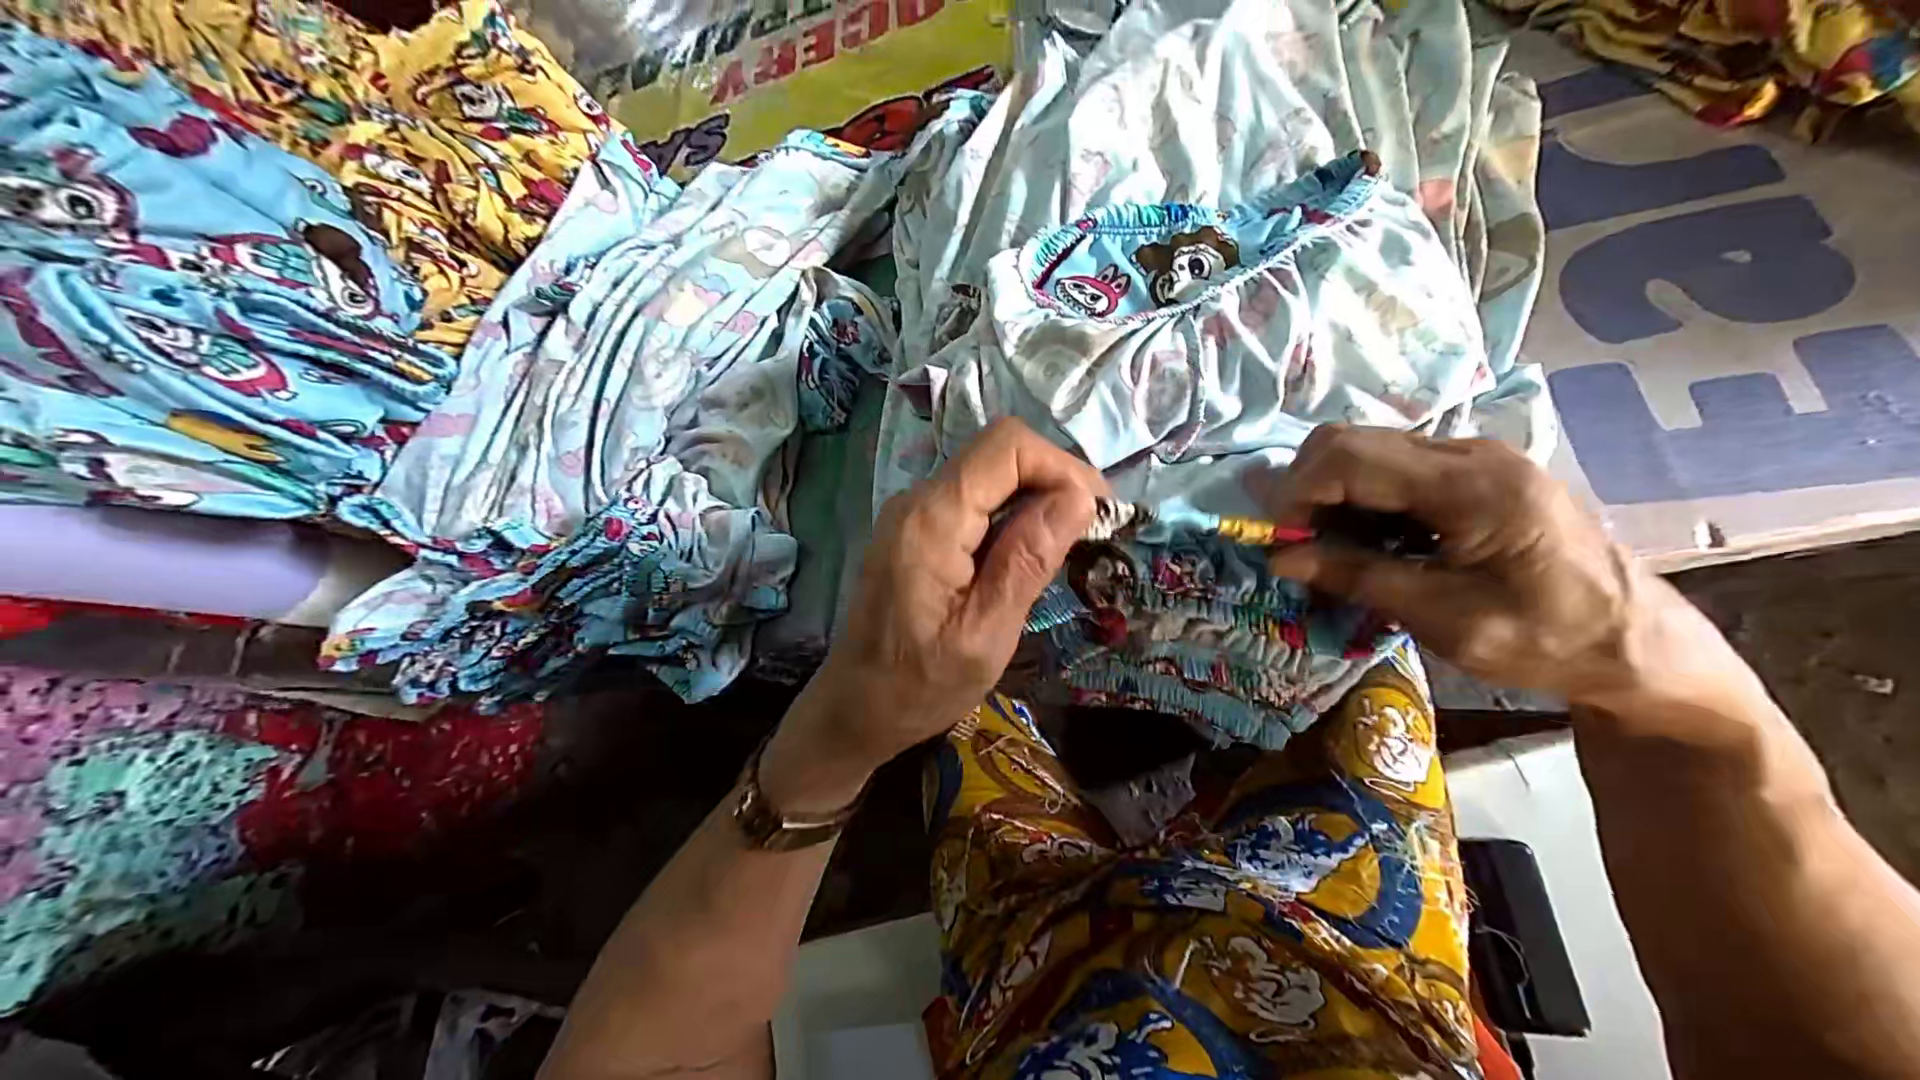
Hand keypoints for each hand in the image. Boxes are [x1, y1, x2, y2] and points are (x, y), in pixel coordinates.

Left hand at [762, 419, 1107, 809]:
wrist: (855, 707)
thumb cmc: (919, 686)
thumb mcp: (985, 635)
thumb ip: (1028, 561)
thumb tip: (1080, 497)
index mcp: (932, 520)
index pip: (1006, 447)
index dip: (1062, 466)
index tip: (1098, 512)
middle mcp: (917, 500)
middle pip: (998, 453)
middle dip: (1055, 480)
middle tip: (1091, 532)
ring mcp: (913, 512)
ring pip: (989, 473)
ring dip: (1036, 497)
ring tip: (1067, 545)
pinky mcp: (916, 529)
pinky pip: (974, 499)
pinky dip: (1011, 513)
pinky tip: (1027, 553)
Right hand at [1260, 424, 1674, 703]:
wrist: (1638, 644)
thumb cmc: (1548, 640)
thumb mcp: (1446, 619)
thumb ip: (1358, 578)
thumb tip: (1280, 559)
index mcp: (1473, 485)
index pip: (1349, 457)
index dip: (1297, 495)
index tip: (1283, 546)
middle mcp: (1469, 453)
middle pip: (1348, 442)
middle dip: (1305, 492)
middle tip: (1301, 550)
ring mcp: (1471, 458)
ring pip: (1361, 451)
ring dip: (1327, 498)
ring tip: (1330, 553)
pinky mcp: (1469, 473)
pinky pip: (1387, 468)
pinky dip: (1355, 502)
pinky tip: (1365, 544)